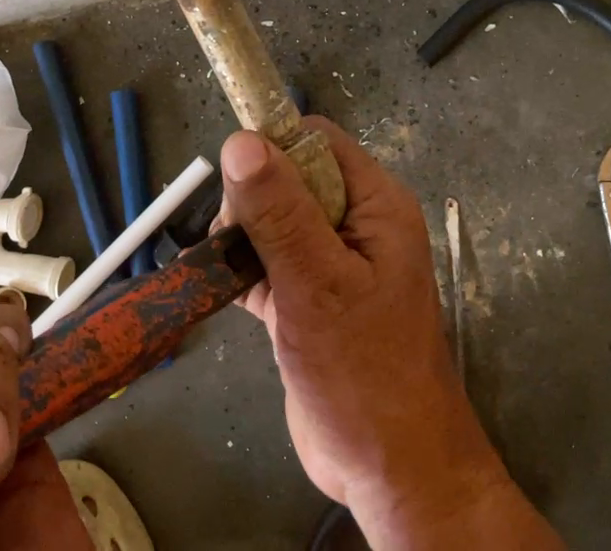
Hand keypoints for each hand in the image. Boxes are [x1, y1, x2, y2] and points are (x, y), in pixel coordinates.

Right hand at [220, 117, 559, 547]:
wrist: (391, 470)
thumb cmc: (365, 373)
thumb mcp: (318, 285)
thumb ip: (280, 213)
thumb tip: (240, 141)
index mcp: (375, 205)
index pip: (316, 142)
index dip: (272, 147)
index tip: (231, 180)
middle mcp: (355, 225)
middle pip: (288, 178)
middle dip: (250, 199)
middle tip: (231, 240)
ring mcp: (330, 263)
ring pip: (271, 221)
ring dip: (240, 237)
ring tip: (223, 268)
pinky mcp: (308, 299)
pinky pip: (266, 263)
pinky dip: (241, 271)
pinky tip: (220, 287)